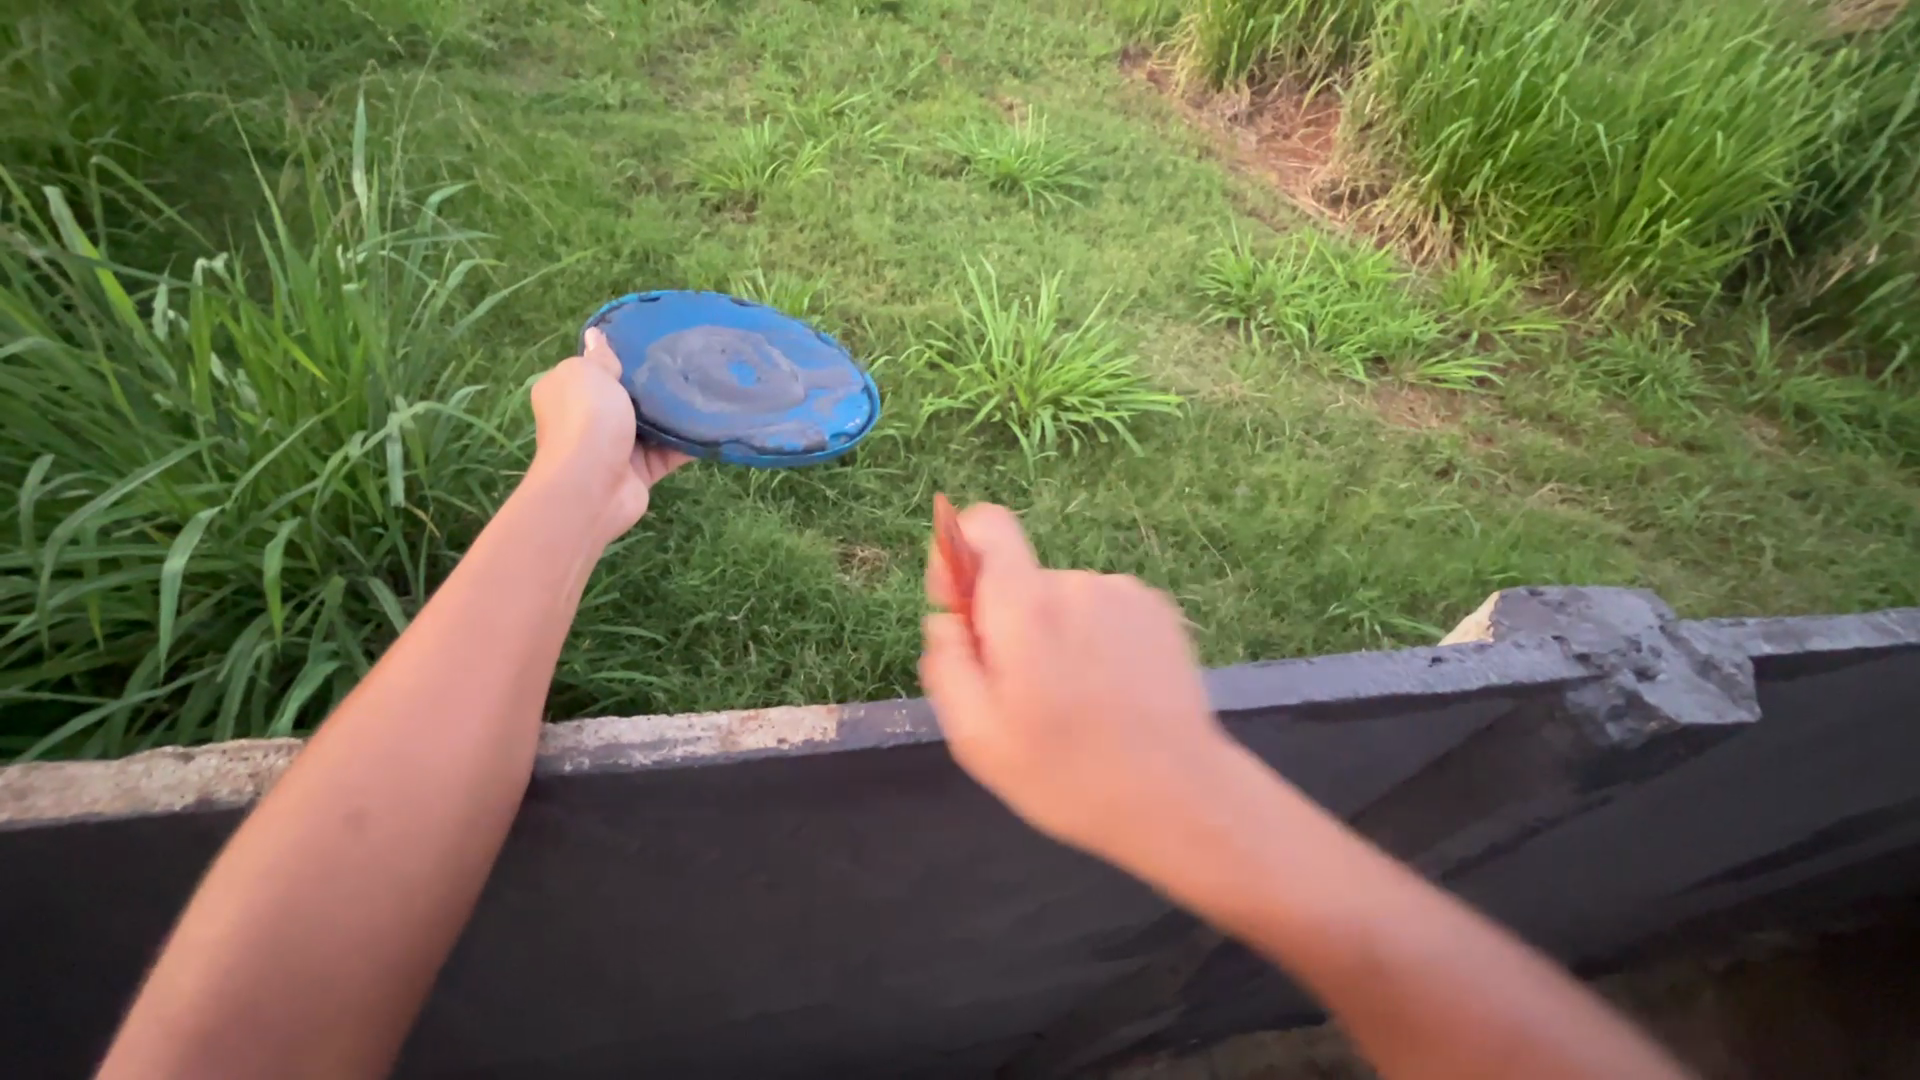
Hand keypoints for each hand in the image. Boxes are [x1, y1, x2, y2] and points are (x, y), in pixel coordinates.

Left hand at [528, 327, 690, 544]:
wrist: (593, 486)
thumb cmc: (587, 420)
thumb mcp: (590, 375)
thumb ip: (600, 358)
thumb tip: (597, 335)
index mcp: (567, 392)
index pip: (593, 370)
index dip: (618, 358)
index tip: (649, 345)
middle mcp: (588, 420)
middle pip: (625, 398)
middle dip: (651, 386)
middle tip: (686, 366)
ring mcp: (615, 447)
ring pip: (650, 426)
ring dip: (673, 415)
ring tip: (705, 392)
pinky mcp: (640, 471)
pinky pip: (669, 452)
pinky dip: (688, 443)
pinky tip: (712, 426)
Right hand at [920, 502, 1237, 870]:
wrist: (1178, 796)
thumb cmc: (1065, 774)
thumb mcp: (977, 736)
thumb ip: (946, 662)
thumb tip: (945, 619)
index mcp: (1027, 607)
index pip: (988, 526)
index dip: (961, 551)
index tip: (960, 606)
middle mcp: (1077, 584)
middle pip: (1021, 580)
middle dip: (1009, 624)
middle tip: (1024, 693)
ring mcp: (1125, 594)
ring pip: (1061, 600)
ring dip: (1054, 636)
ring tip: (1074, 701)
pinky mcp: (1158, 611)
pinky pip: (1102, 611)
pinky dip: (1093, 641)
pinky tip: (1109, 693)